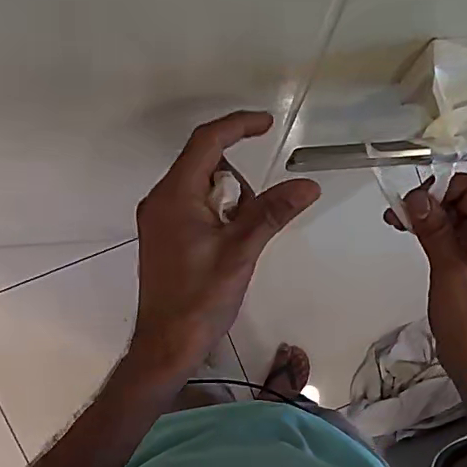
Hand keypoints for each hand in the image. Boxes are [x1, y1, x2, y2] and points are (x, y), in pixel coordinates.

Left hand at [129, 111, 319, 373]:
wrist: (167, 343)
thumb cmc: (200, 299)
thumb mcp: (241, 252)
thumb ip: (271, 213)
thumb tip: (307, 185)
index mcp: (174, 196)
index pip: (206, 142)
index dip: (238, 126)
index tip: (267, 123)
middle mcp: (160, 201)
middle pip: (203, 165)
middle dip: (236, 181)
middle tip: (253, 217)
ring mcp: (159, 220)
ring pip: (201, 189)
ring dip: (229, 202)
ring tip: (240, 242)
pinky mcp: (164, 238)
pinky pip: (194, 209)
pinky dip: (217, 216)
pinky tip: (228, 247)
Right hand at [385, 172, 466, 382]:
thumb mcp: (450, 272)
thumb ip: (435, 232)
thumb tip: (420, 201)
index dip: (443, 187)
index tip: (415, 198)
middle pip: (462, 197)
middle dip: (430, 199)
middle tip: (404, 209)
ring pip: (451, 213)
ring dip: (425, 213)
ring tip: (400, 218)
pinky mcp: (465, 259)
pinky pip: (446, 231)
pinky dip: (427, 228)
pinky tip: (408, 229)